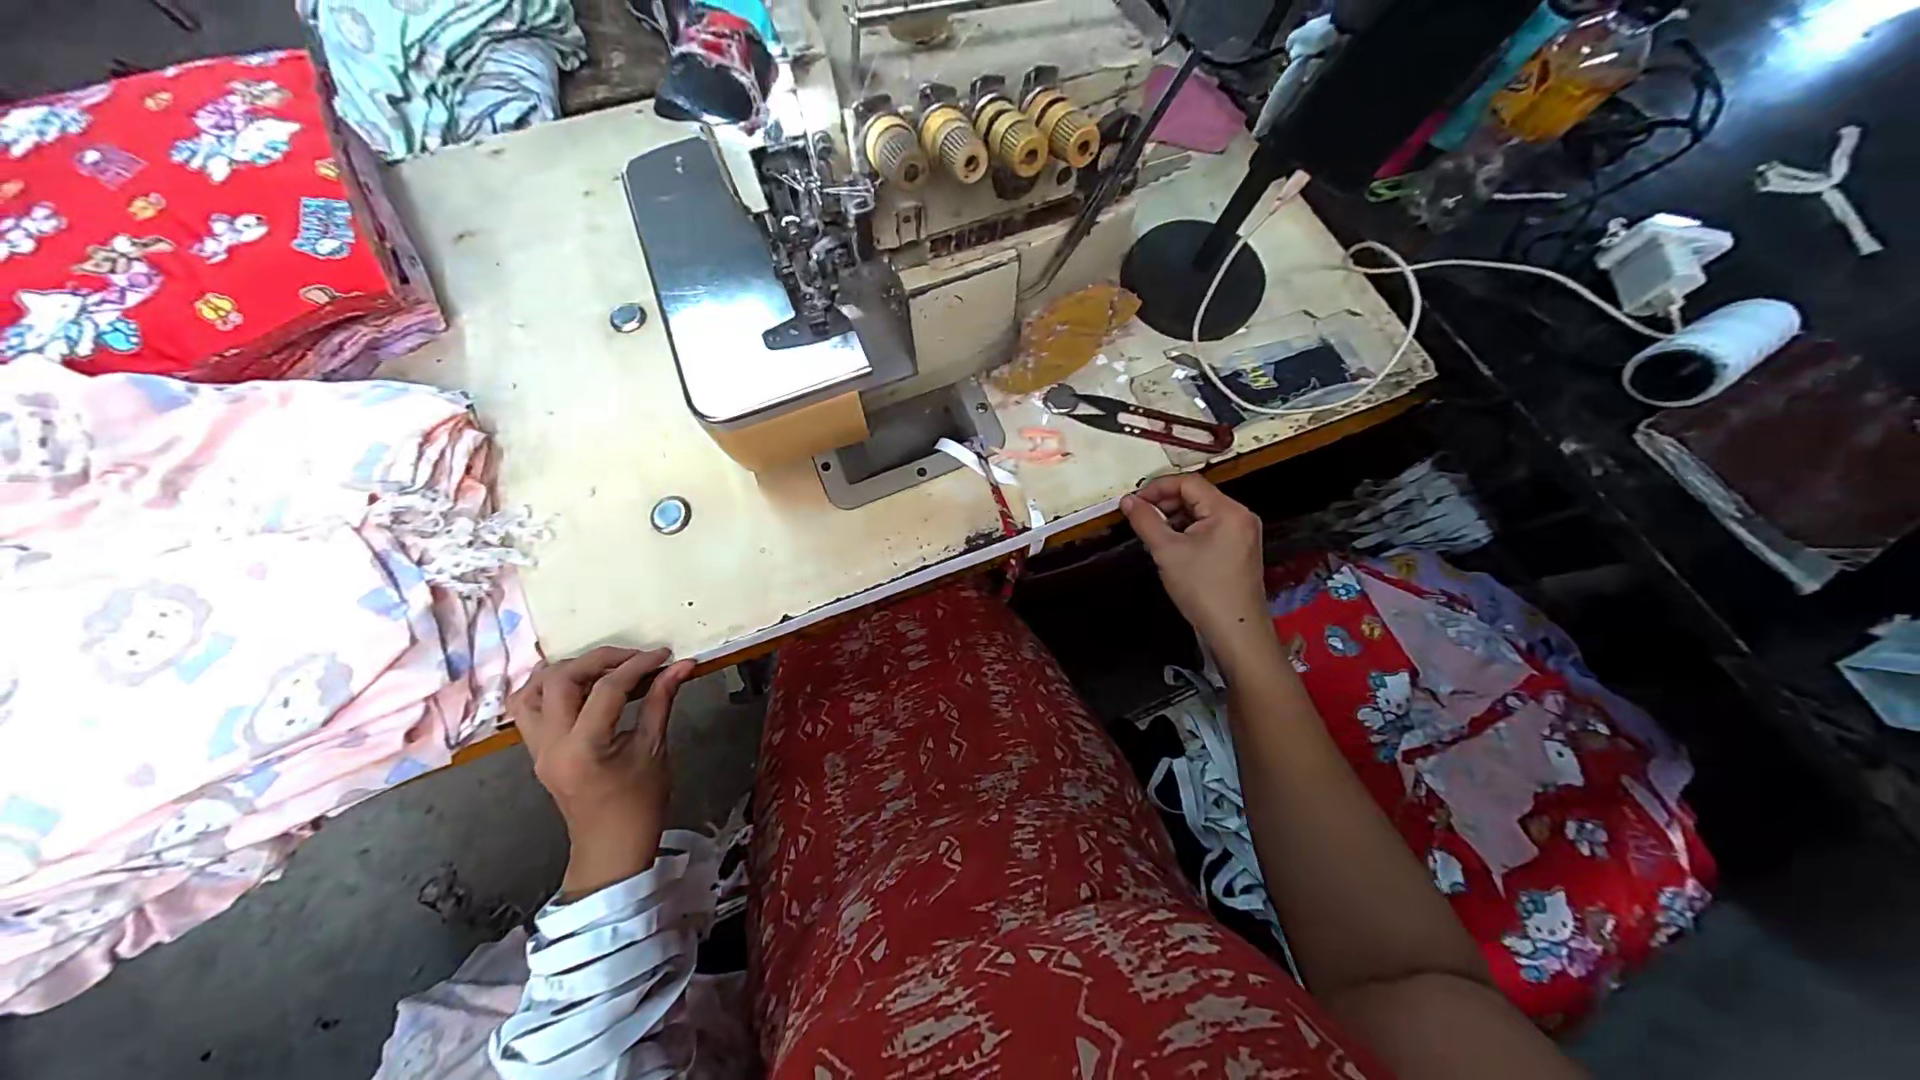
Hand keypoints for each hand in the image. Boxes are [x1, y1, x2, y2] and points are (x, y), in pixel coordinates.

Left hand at [506, 647, 696, 898]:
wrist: (612, 847)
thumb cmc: (640, 804)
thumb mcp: (655, 749)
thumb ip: (661, 701)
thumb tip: (680, 665)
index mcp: (583, 748)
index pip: (606, 689)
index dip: (637, 665)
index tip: (663, 655)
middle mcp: (550, 745)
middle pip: (561, 680)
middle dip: (599, 660)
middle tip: (634, 658)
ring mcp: (537, 748)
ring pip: (532, 691)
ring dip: (565, 670)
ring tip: (601, 668)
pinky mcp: (536, 750)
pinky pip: (527, 709)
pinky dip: (548, 688)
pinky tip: (578, 684)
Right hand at [1121, 474, 1269, 649]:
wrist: (1235, 631)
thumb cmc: (1202, 589)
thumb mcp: (1167, 551)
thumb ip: (1145, 521)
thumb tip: (1128, 500)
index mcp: (1228, 510)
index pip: (1189, 483)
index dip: (1157, 487)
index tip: (1134, 501)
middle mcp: (1240, 516)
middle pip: (1197, 496)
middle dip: (1165, 503)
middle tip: (1139, 517)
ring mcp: (1242, 534)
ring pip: (1201, 514)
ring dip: (1174, 518)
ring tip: (1151, 533)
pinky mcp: (1239, 550)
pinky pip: (1209, 529)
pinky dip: (1187, 532)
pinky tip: (1170, 546)